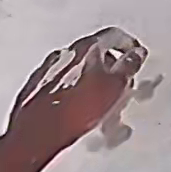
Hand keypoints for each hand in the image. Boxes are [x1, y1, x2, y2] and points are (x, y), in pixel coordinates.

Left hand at [7, 27, 146, 154]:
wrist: (36, 136)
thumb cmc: (75, 111)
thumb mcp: (116, 86)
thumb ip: (129, 65)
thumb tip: (136, 53)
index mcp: (86, 48)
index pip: (114, 35)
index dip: (129, 45)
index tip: (135, 56)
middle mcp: (64, 55)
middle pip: (95, 54)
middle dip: (110, 69)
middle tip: (120, 84)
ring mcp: (46, 72)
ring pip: (78, 71)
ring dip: (91, 83)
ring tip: (100, 105)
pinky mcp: (33, 91)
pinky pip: (61, 86)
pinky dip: (72, 94)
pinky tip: (78, 112)